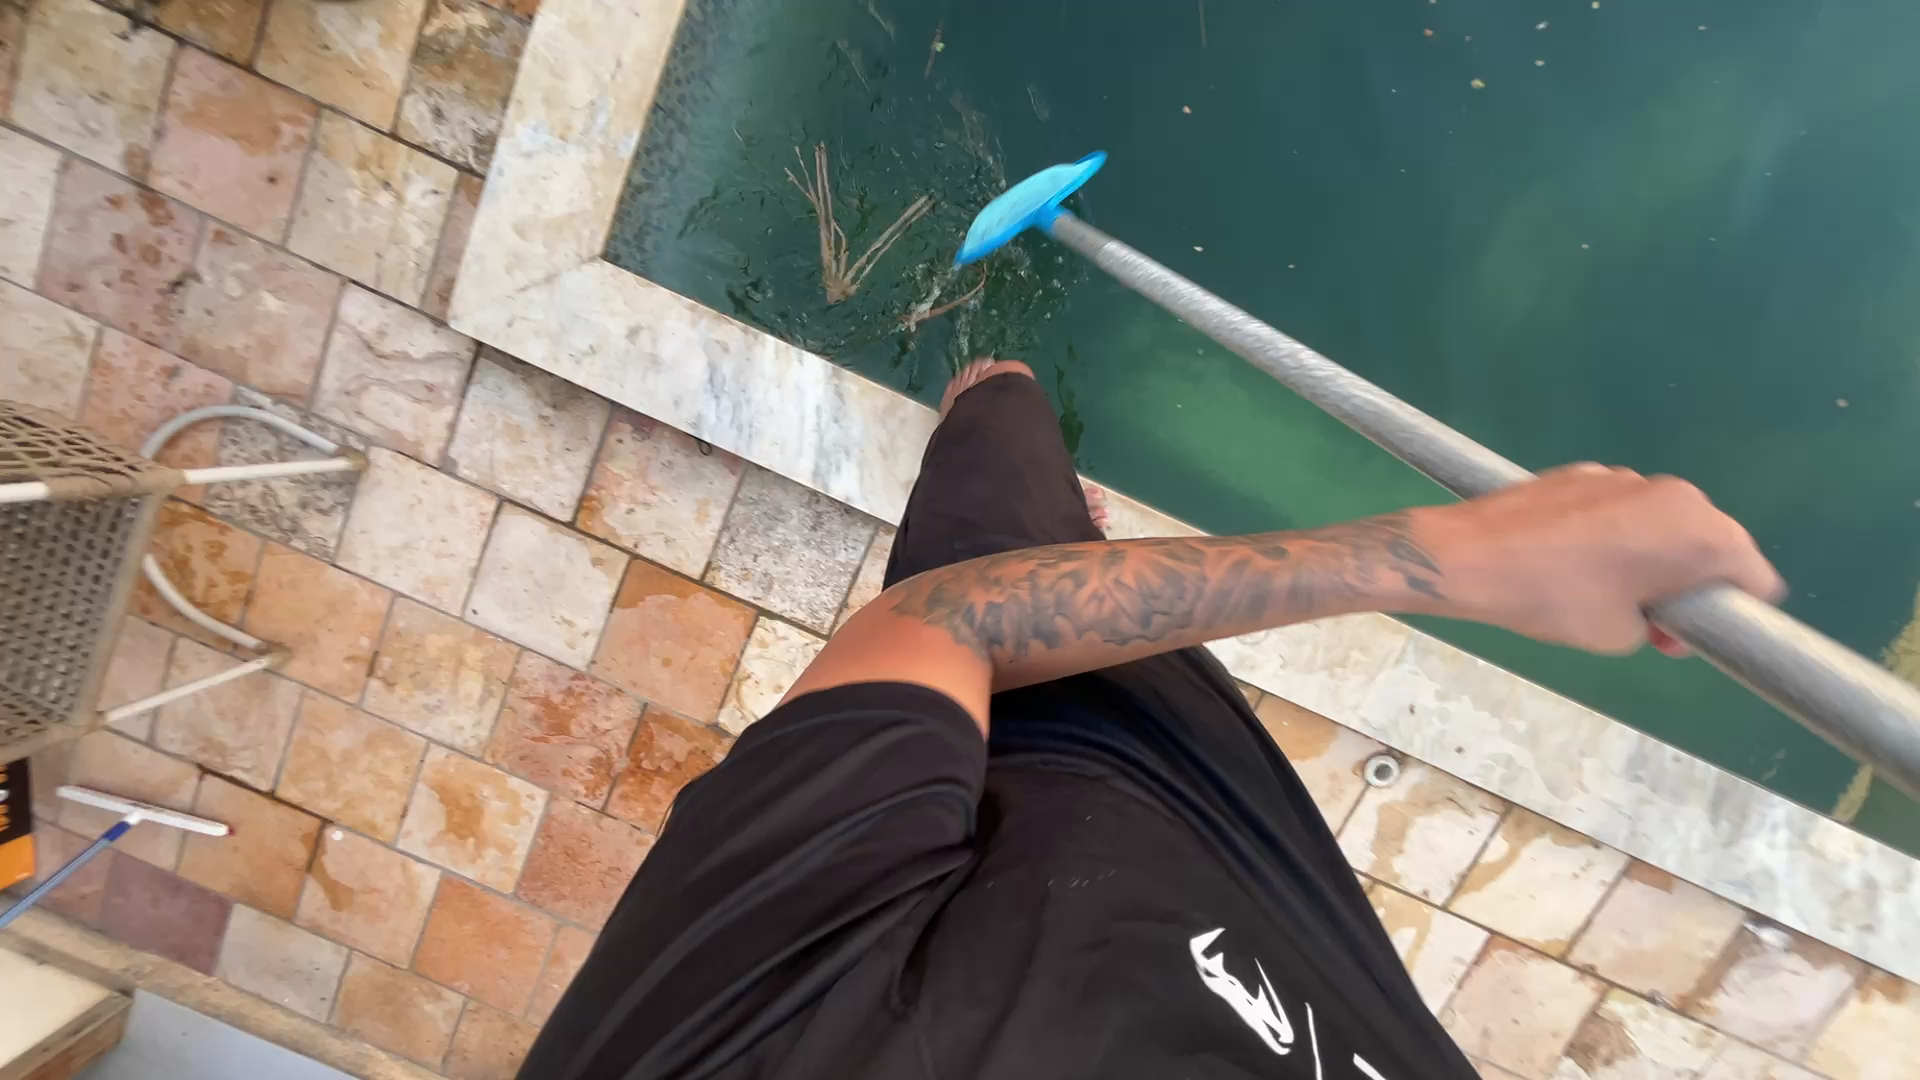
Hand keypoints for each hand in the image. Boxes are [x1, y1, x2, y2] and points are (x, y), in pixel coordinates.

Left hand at [1412, 464, 1785, 654]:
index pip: (1751, 580)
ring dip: (1641, 553)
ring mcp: (1621, 476)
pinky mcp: (1575, 472)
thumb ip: (1660, 626)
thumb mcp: (1620, 634)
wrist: (1463, 556)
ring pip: (1655, 523)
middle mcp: (1674, 494)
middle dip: (1680, 581)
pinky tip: (1559, 554)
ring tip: (1589, 585)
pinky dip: (1603, 531)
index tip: (1678, 631)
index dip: (1724, 613)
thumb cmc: (1549, 598)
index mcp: (1704, 533)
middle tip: (1635, 614)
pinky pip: (1611, 508)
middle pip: (1704, 545)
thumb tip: (1655, 615)